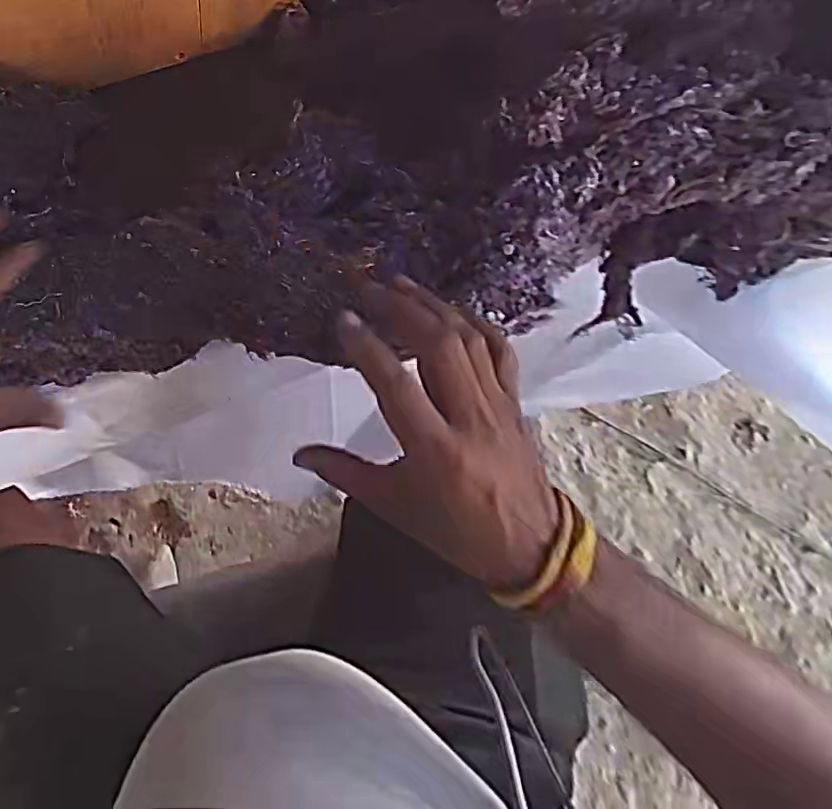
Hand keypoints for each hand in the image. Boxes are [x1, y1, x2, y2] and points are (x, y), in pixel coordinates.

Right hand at [294, 273, 560, 589]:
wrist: (532, 548)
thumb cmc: (454, 528)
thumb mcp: (391, 504)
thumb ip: (342, 471)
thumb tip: (298, 453)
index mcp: (434, 449)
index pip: (396, 385)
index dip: (367, 347)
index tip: (344, 318)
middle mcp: (469, 418)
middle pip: (439, 347)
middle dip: (401, 309)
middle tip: (368, 288)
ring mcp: (497, 406)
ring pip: (468, 340)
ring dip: (431, 305)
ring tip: (399, 283)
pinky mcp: (514, 401)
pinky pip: (497, 350)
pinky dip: (473, 321)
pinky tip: (447, 307)